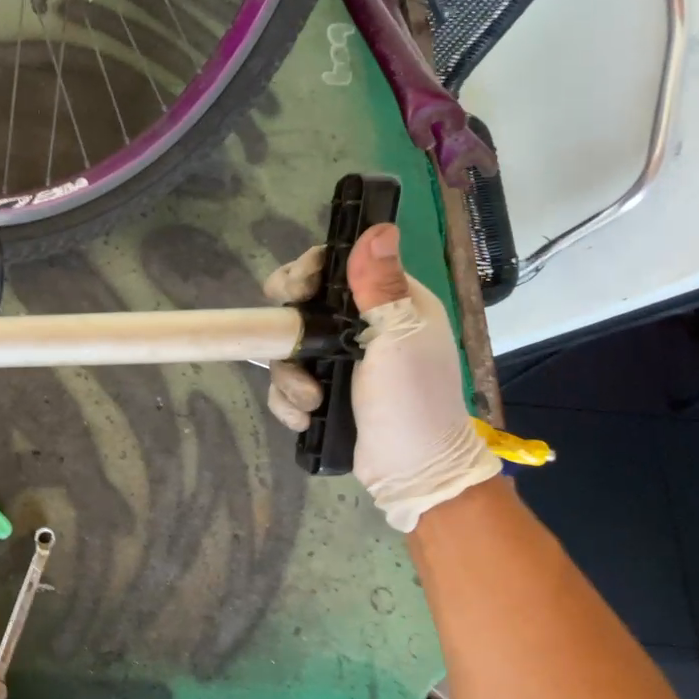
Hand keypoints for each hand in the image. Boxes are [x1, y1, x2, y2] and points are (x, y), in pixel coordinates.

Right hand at [263, 224, 500, 531]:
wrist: (411, 470)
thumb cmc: (412, 400)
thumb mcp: (398, 338)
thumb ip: (379, 286)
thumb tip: (376, 227)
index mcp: (391, 304)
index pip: (336, 266)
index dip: (306, 273)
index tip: (293, 292)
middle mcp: (361, 326)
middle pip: (299, 307)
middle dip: (287, 331)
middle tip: (289, 348)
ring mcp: (339, 361)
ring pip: (286, 350)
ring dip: (289, 378)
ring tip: (310, 402)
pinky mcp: (322, 392)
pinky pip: (285, 384)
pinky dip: (289, 402)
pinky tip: (307, 418)